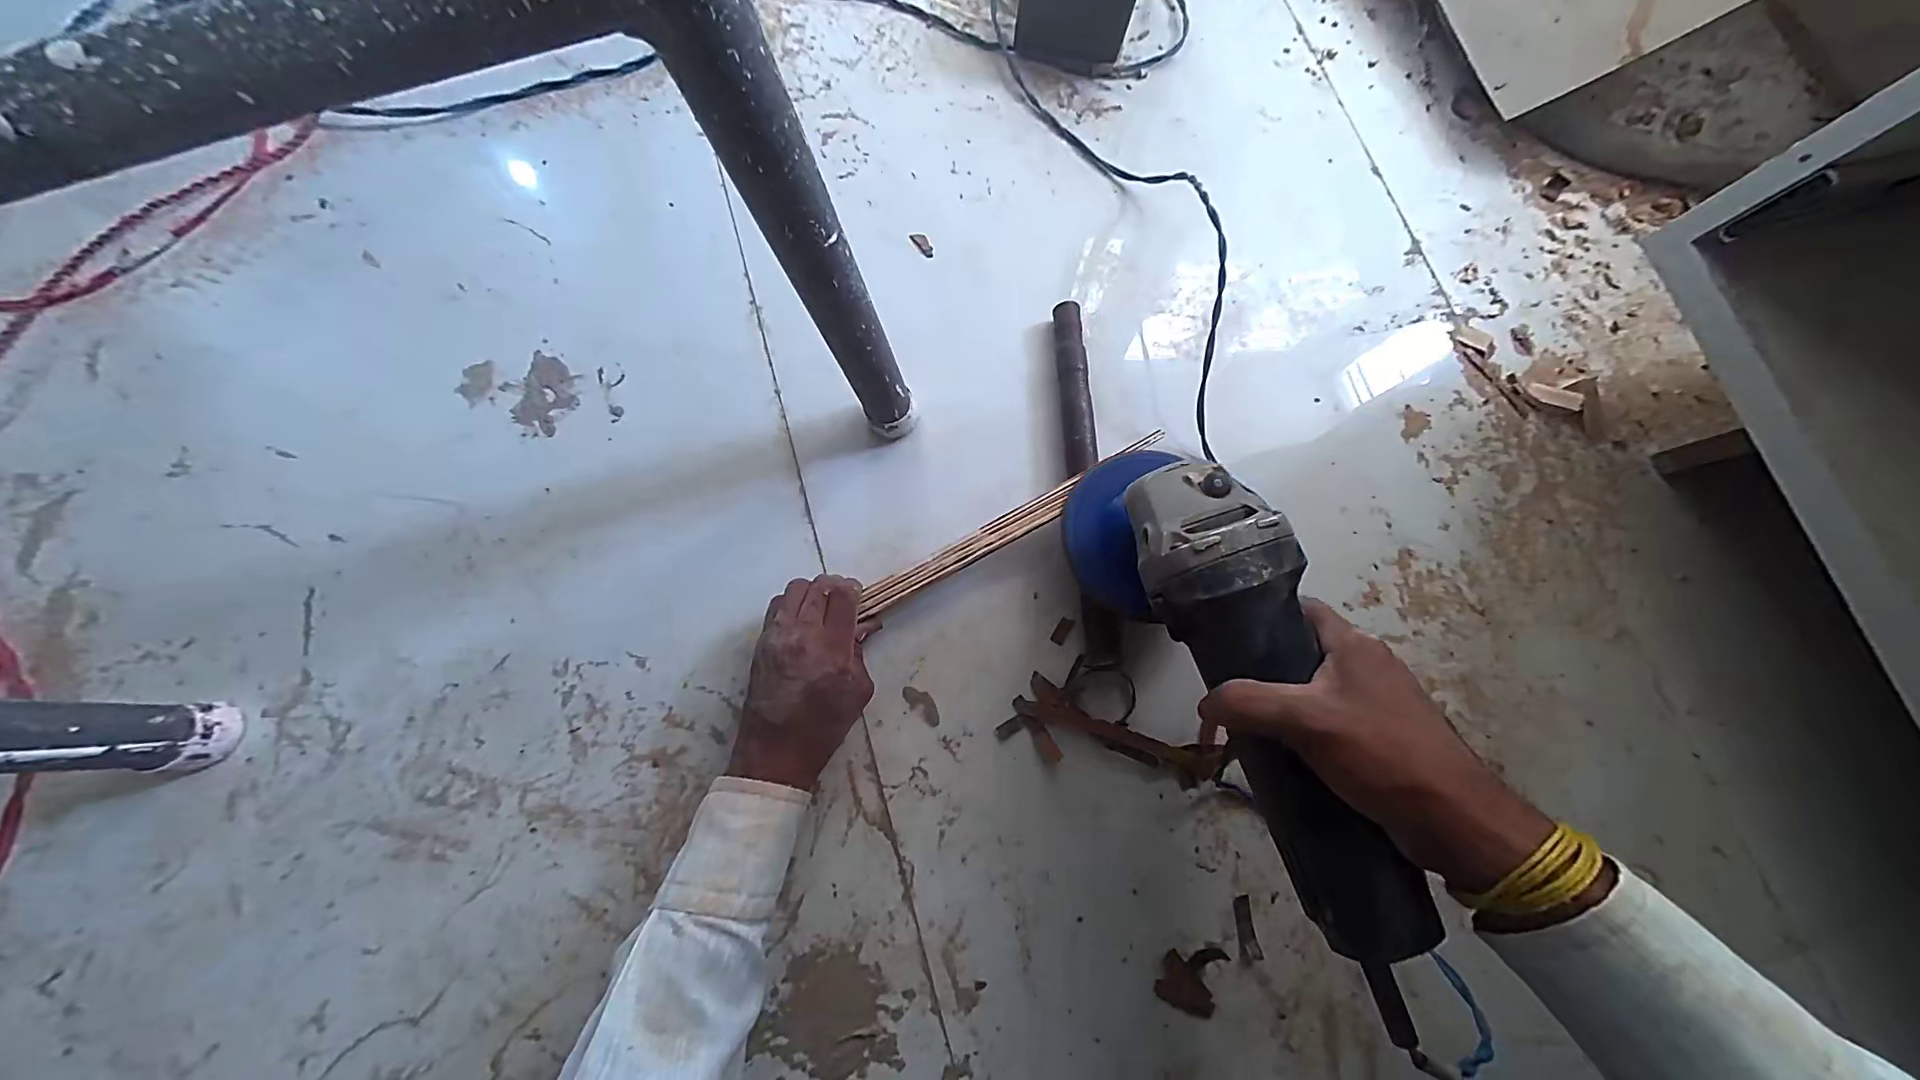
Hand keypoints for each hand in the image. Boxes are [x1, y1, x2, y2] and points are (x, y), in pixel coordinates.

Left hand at [726, 575, 874, 792]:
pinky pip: (777, 606)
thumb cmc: (824, 726)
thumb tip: (863, 625)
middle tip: (842, 601)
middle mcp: (802, 635)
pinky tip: (801, 621)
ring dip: (811, 593)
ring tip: (820, 609)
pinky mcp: (761, 642)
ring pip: (794, 589)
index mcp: (832, 649)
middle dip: (834, 587)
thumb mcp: (859, 691)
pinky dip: (792, 604)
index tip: (858, 595)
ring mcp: (776, 636)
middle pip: (818, 586)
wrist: (776, 749)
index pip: (842, 596)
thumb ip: (860, 652)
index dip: (854, 589)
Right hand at [1197, 599, 1552, 893]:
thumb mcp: (1306, 720)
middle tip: (1229, 687)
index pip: (1301, 609)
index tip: (1227, 634)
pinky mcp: (1380, 736)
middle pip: (1302, 651)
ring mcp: (1376, 702)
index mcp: (1354, 645)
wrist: (1453, 821)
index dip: (1263, 614)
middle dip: (1264, 667)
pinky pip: (1327, 721)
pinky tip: (1282, 751)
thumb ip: (1248, 704)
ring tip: (1247, 721)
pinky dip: (1301, 730)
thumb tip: (1205, 703)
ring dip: (1280, 703)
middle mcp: (1367, 665)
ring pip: (1312, 689)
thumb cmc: (1382, 753)